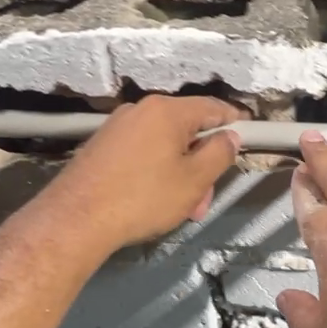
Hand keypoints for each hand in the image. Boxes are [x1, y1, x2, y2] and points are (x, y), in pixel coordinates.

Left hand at [41, 95, 243, 254]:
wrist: (76, 220)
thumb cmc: (143, 198)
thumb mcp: (194, 180)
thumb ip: (220, 153)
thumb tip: (230, 136)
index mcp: (167, 111)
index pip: (213, 107)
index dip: (236, 121)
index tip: (250, 135)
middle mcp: (141, 110)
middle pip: (188, 129)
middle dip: (203, 162)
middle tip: (204, 198)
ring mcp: (118, 127)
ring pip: (166, 144)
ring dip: (182, 173)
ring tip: (180, 209)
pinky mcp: (102, 146)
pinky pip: (143, 152)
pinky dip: (157, 171)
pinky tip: (155, 201)